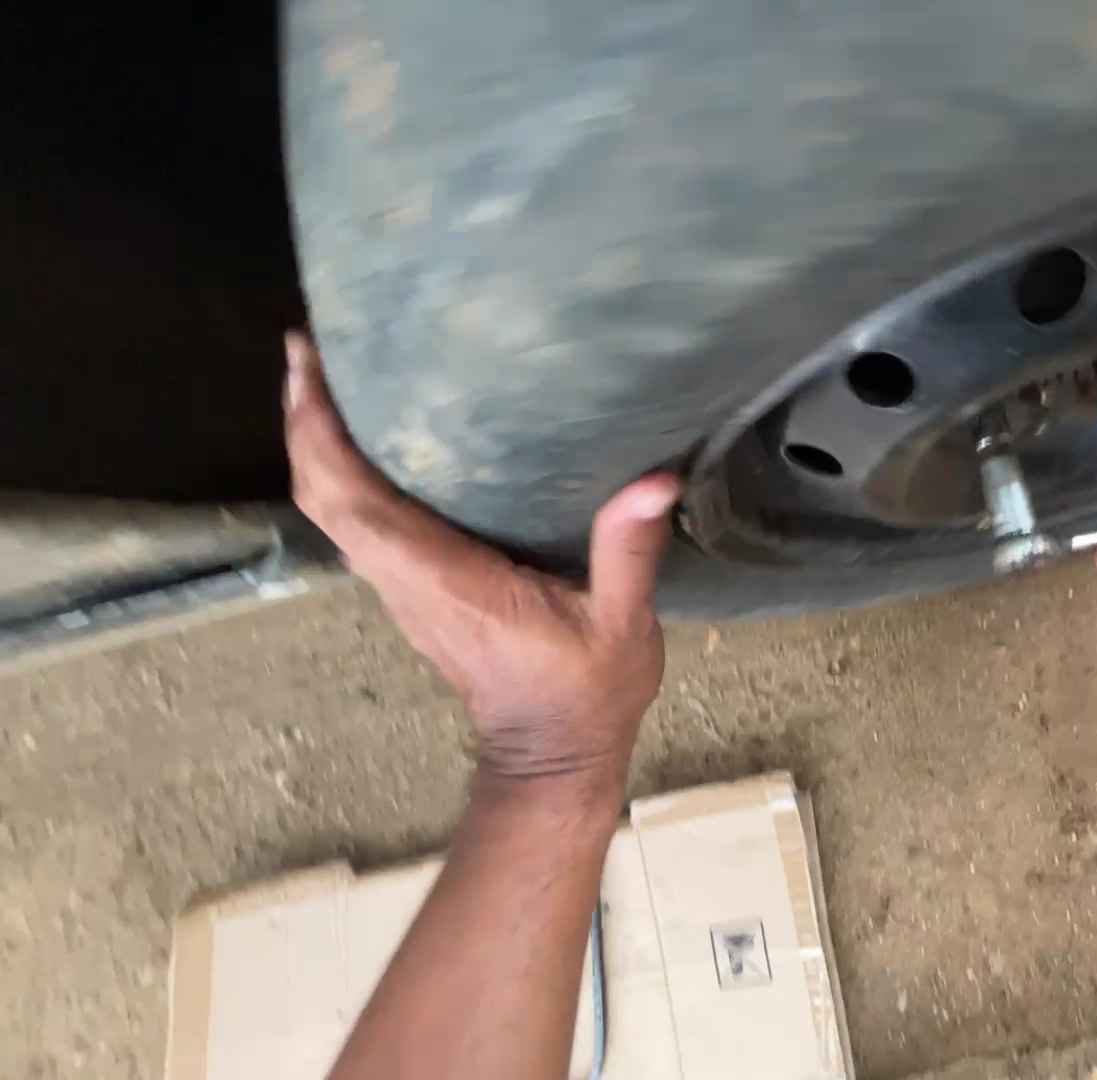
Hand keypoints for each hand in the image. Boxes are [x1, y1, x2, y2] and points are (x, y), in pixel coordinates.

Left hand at [283, 332, 679, 801]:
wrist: (555, 751)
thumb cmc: (589, 692)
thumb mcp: (622, 623)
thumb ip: (628, 552)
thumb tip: (654, 479)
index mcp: (449, 583)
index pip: (355, 504)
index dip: (318, 432)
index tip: (308, 364)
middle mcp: (411, 584)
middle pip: (328, 498)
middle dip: (308, 422)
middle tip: (318, 352)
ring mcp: (409, 593)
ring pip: (339, 513)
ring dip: (324, 447)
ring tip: (344, 383)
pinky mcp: (422, 596)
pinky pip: (366, 528)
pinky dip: (354, 479)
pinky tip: (390, 448)